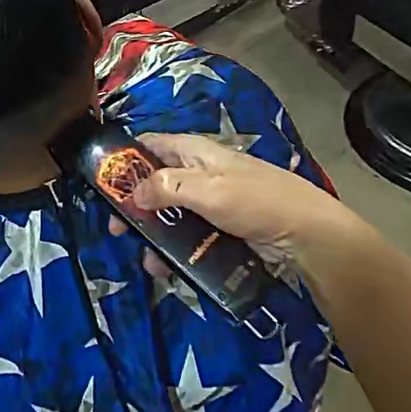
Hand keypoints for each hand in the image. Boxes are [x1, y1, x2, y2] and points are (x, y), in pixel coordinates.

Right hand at [108, 134, 367, 279]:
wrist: (305, 234)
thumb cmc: (256, 202)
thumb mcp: (208, 190)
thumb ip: (167, 186)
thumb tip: (133, 190)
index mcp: (196, 152)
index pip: (152, 144)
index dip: (127, 158)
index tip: (104, 182)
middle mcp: (200, 172)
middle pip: (156, 182)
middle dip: (136, 204)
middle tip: (118, 228)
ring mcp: (211, 201)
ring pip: (170, 212)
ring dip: (154, 232)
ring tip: (146, 258)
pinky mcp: (220, 227)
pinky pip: (188, 234)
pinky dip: (175, 248)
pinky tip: (167, 267)